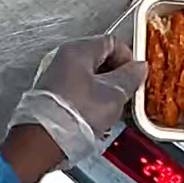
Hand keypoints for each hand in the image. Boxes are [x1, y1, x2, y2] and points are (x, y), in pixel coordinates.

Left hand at [7, 36, 146, 169]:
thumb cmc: (74, 114)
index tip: (135, 75)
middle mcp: (62, 58)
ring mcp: (55, 76)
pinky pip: (77, 90)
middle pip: (99, 57)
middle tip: (126, 93)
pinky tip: (94, 116)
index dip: (128, 58)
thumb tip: (139, 68)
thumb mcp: (113, 94)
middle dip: (117, 75)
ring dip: (104, 90)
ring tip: (111, 108)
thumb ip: (129, 77)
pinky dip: (89, 99)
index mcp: (77, 50)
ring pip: (89, 75)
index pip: (112, 41)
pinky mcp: (51, 94)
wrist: (43, 141)